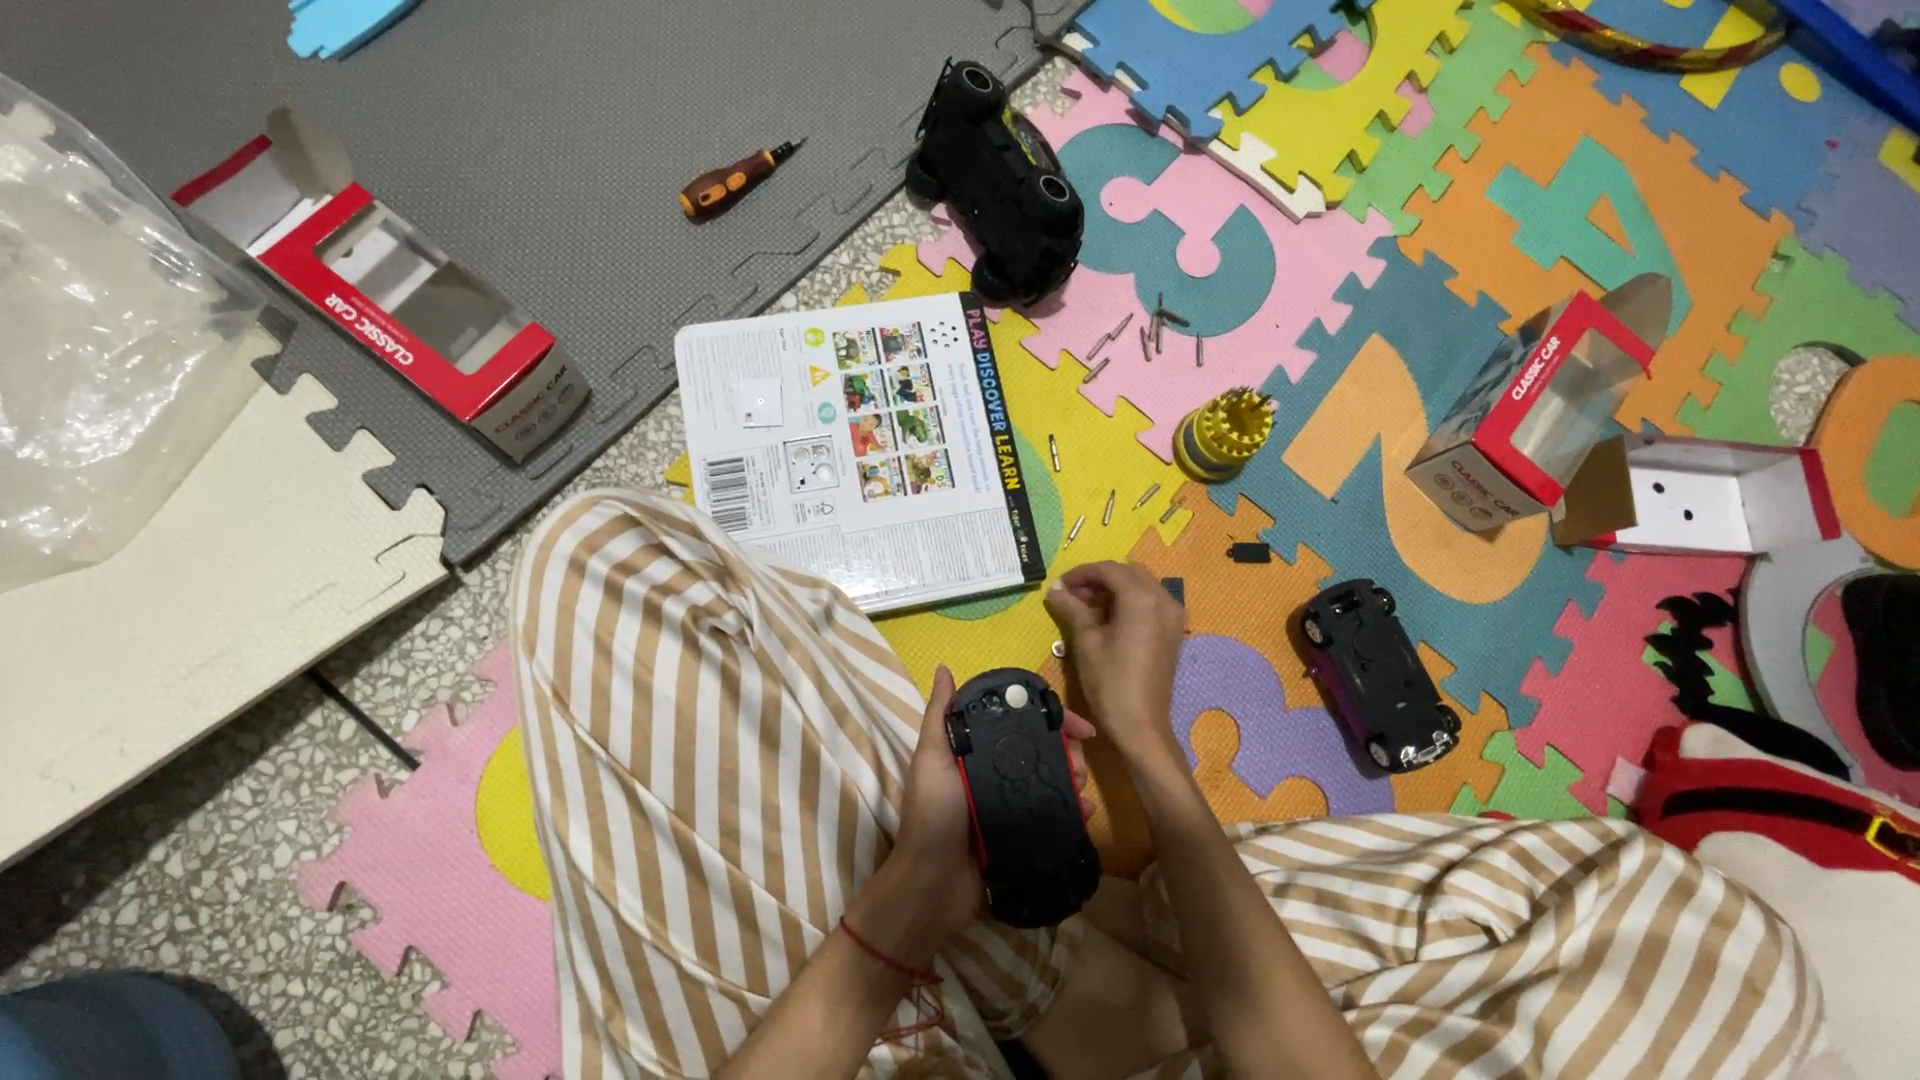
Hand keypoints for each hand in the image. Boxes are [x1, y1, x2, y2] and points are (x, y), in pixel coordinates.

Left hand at [876, 666, 1095, 959]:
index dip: (1049, 719)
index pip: (1018, 723)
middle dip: (1066, 752)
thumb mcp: (931, 759)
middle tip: (1078, 765)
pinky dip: (1072, 810)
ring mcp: (1009, 805)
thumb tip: (943, 667)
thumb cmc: (932, 815)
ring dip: (1073, 779)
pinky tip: (1085, 813)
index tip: (1079, 726)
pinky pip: (1054, 815)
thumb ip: (941, 716)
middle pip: (1041, 750)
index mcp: (974, 751)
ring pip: (1051, 780)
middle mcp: (993, 773)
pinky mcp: (1022, 834)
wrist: (932, 885)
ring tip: (1081, 789)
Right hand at [1043, 562, 1186, 767]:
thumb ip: (1072, 609)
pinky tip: (1108, 619)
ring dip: (1114, 589)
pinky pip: (1151, 603)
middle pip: (1128, 573)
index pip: (1109, 570)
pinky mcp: (1174, 632)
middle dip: (1099, 579)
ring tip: (1087, 608)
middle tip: (1072, 596)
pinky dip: (1129, 602)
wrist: (1141, 725)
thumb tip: (1055, 591)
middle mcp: (1164, 600)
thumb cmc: (1110, 683)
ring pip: (1141, 586)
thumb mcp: (1086, 642)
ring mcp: (1173, 616)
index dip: (1082, 573)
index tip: (1060, 585)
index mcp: (1142, 599)